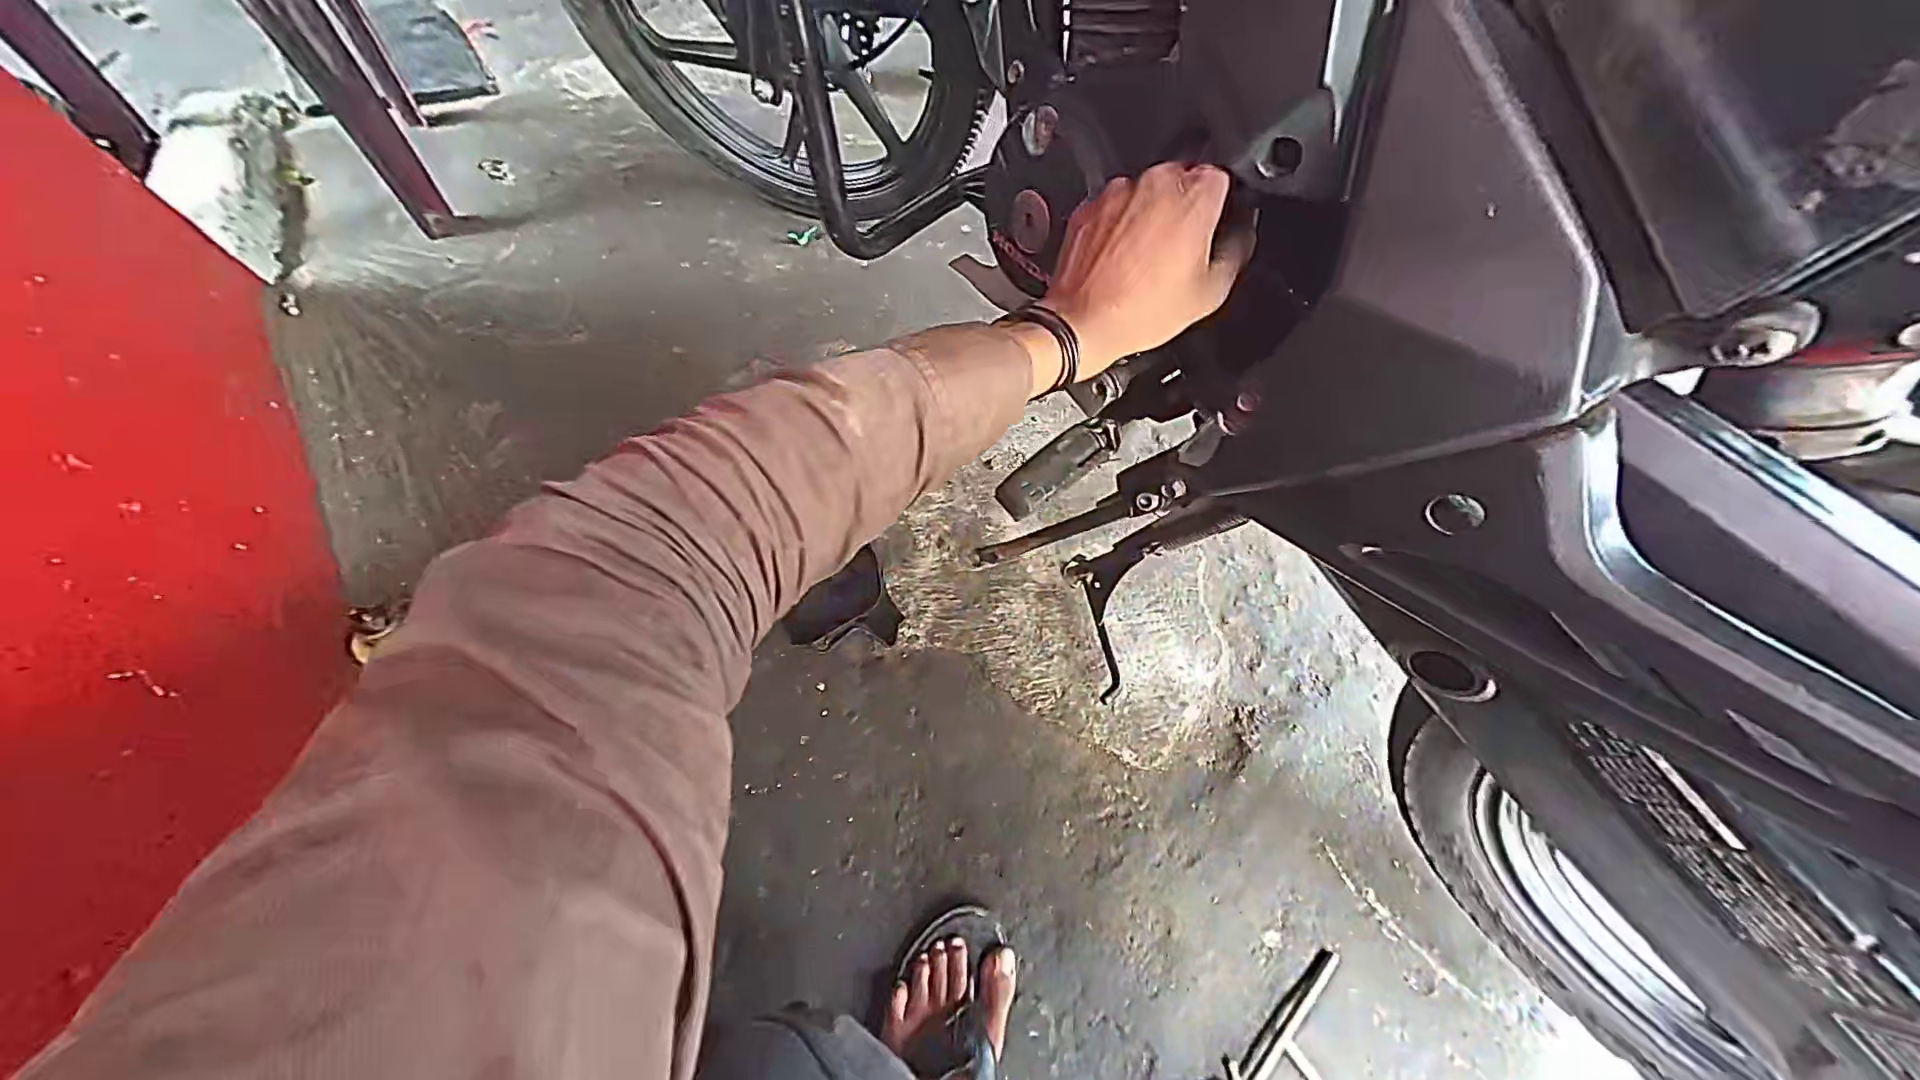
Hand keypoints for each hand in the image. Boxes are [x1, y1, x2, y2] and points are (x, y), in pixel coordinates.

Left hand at [1044, 163, 1254, 377]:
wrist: (1082, 325)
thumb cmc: (1139, 312)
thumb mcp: (1210, 293)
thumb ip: (1236, 250)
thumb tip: (1240, 235)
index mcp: (1195, 193)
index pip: (1223, 178)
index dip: (1221, 206)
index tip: (1215, 228)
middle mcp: (1155, 182)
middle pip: (1181, 181)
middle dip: (1182, 211)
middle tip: (1177, 253)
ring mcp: (1117, 192)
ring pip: (1144, 194)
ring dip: (1147, 219)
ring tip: (1143, 262)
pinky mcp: (1088, 207)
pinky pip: (1112, 209)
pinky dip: (1117, 228)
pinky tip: (1118, 262)